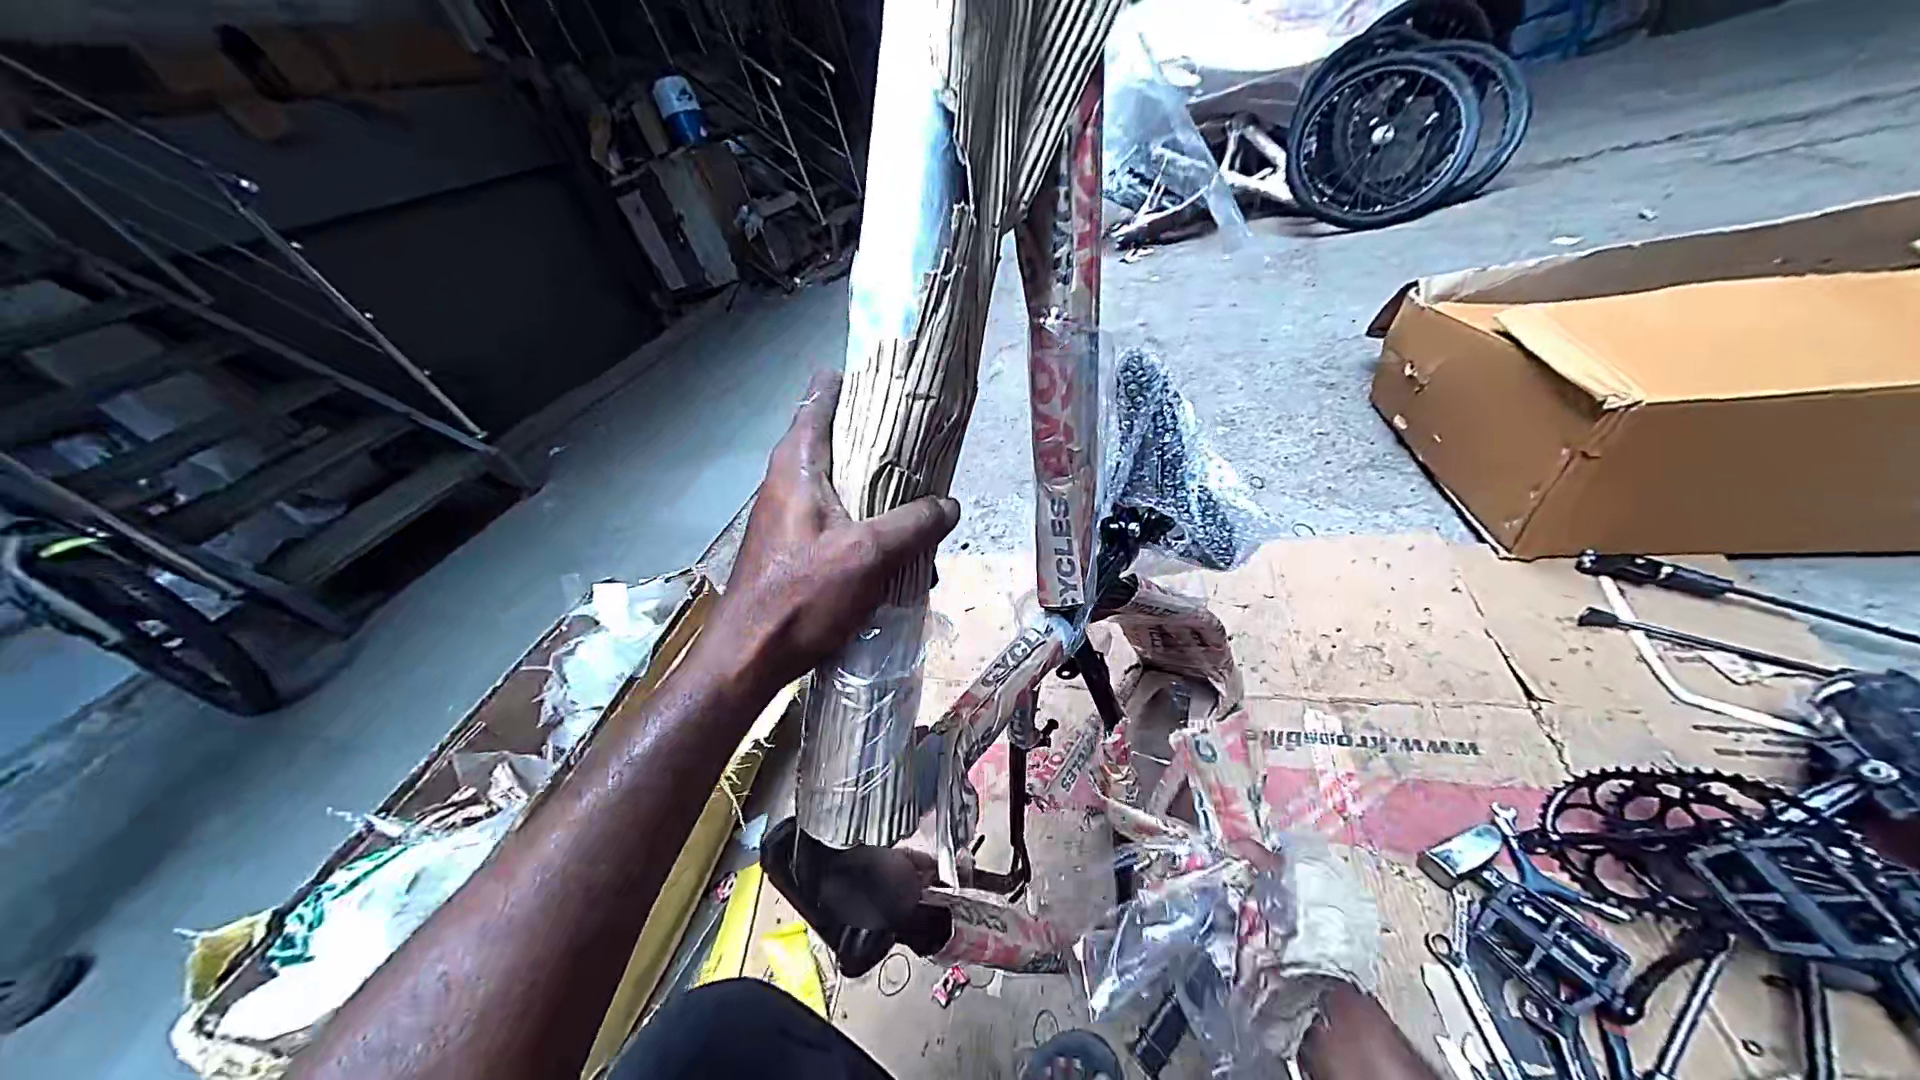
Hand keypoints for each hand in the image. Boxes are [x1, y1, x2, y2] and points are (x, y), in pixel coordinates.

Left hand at [707, 371, 959, 696]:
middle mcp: (788, 481)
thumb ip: (914, 524)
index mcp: (797, 465)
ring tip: (921, 508)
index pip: (821, 399)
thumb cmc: (801, 596)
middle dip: (882, 445)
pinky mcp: (795, 547)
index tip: (889, 378)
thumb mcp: (869, 555)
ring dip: (881, 495)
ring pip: (844, 486)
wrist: (748, 657)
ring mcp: (790, 516)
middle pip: (840, 442)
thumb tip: (950, 505)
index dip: (854, 382)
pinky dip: (868, 527)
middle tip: (923, 446)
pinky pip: (840, 521)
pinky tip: (897, 554)